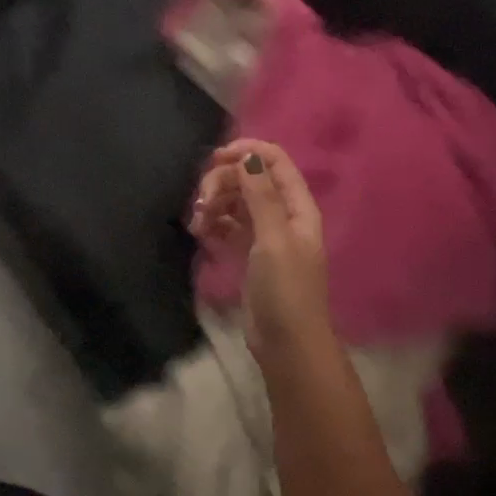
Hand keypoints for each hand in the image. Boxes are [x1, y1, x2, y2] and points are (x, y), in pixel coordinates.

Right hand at [192, 139, 328, 363]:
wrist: (287, 344)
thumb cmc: (285, 289)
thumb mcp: (274, 238)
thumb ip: (261, 195)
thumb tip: (248, 156)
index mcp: (297, 207)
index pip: (274, 161)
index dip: (246, 152)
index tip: (214, 158)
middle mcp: (283, 215)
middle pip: (249, 179)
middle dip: (222, 182)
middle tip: (201, 201)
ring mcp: (265, 234)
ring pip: (235, 200)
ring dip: (213, 203)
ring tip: (197, 222)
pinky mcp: (248, 252)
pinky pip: (227, 224)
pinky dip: (212, 222)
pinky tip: (200, 232)